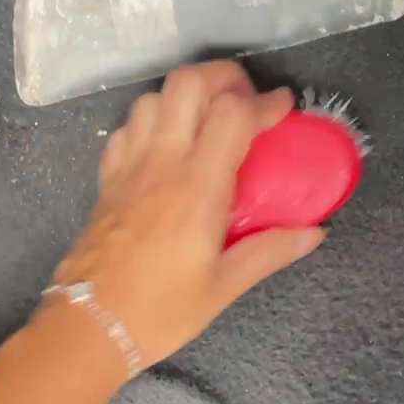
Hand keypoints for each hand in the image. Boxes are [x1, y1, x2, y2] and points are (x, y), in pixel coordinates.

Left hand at [43, 61, 326, 368]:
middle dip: (222, 76)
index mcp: (197, 187)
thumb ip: (269, 252)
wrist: (89, 326)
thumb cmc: (159, 312)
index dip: (265, 102)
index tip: (284, 109)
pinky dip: (148, 122)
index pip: (234, 115)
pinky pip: (124, 130)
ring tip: (205, 119)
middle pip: (186, 84)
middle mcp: (160, 164)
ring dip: (182, 96)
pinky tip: (162, 145)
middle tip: (244, 99)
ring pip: (151, 99)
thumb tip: (314, 234)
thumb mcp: (222, 287)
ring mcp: (127, 169)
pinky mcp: (105, 182)